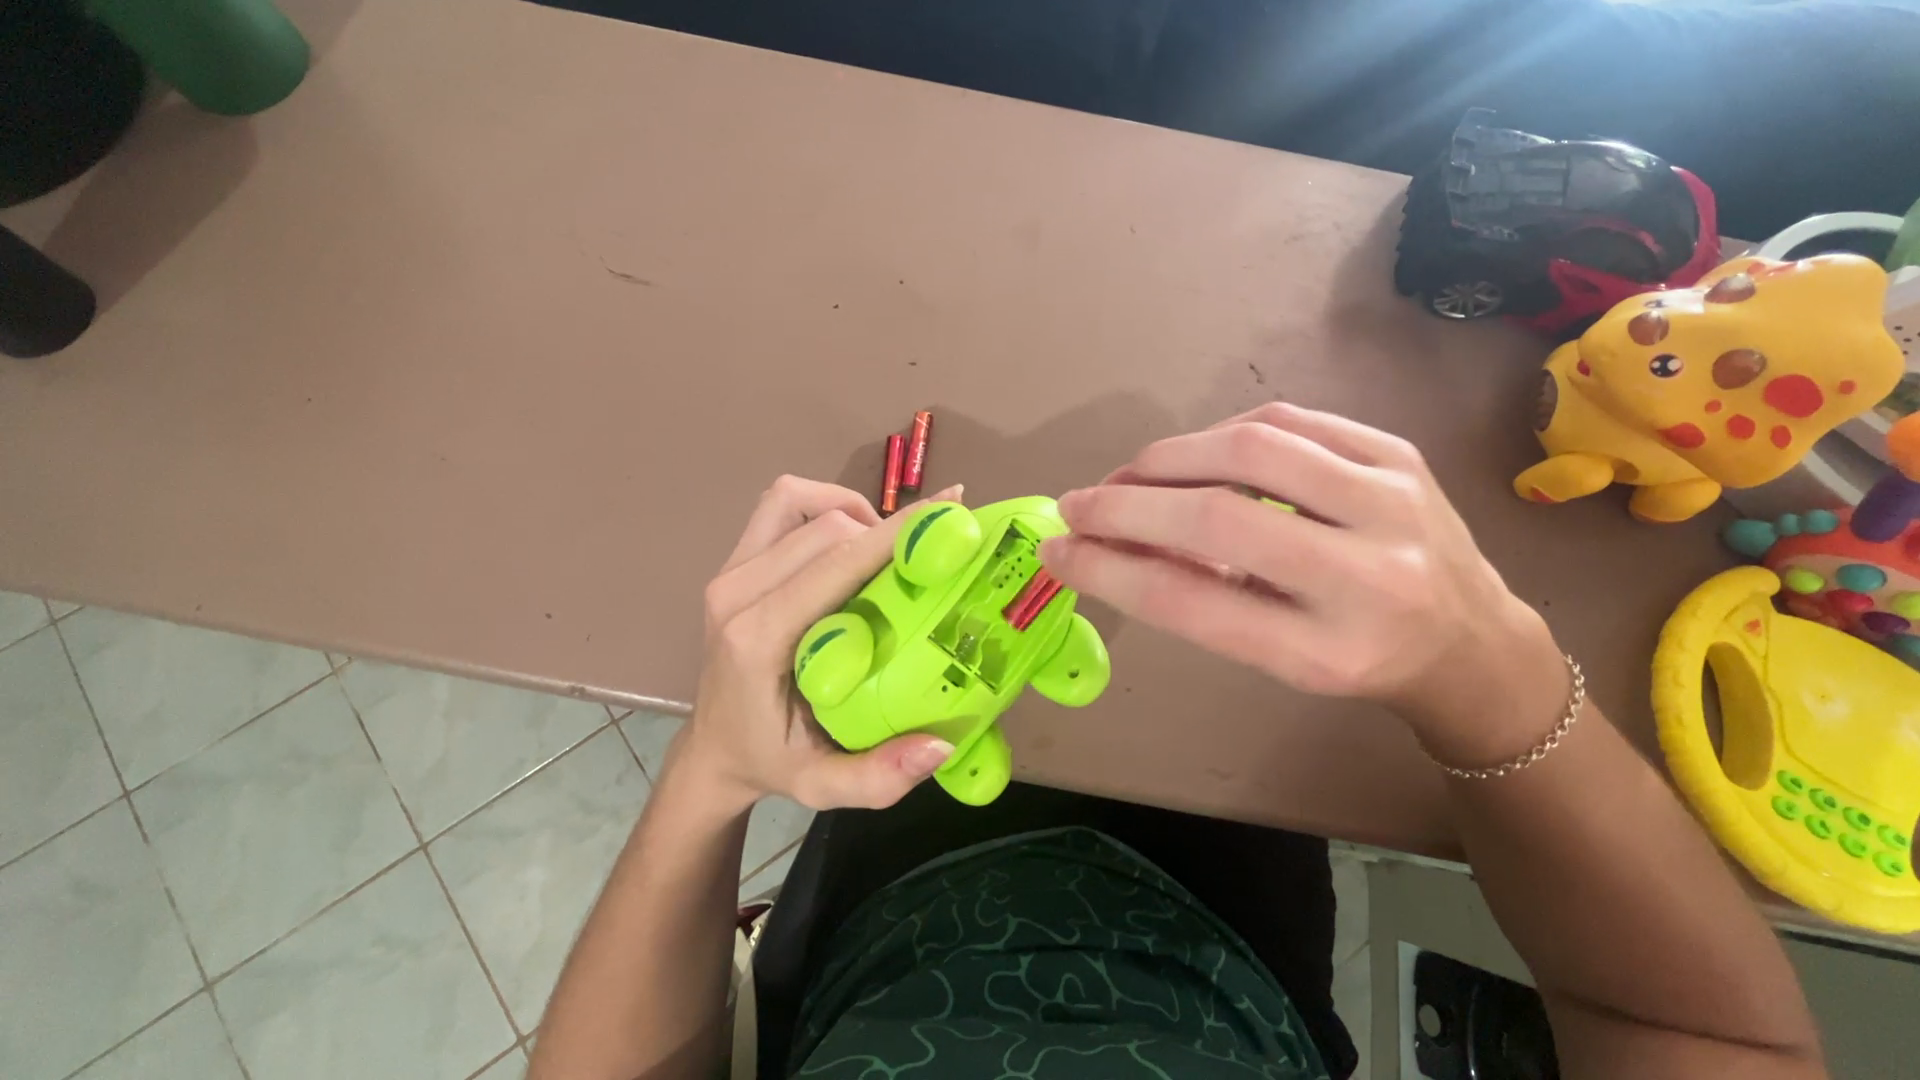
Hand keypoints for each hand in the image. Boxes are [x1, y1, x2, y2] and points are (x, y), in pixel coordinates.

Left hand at [668, 476, 958, 812]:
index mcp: (758, 638)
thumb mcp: (820, 786)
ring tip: (885, 548)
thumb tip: (942, 744)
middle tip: (925, 559)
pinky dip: (822, 508)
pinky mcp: (732, 562)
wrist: (714, 748)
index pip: (834, 562)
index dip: (895, 533)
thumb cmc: (770, 760)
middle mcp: (736, 593)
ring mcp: (728, 572)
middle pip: (824, 526)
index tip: (950, 512)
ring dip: (851, 511)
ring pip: (798, 501)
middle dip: (884, 530)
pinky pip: (780, 505)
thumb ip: (877, 777)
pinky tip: (850, 542)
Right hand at [1040, 403, 1567, 761]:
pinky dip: (1222, 434)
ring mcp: (1394, 501)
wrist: (1469, 641)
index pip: (1192, 602)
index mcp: (1329, 652)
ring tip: (1132, 479)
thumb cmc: (1355, 659)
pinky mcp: (1400, 454)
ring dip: (1169, 458)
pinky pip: (1288, 421)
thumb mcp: (1275, 655)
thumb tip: (1105, 545)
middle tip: (1079, 504)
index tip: (1057, 549)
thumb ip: (1196, 599)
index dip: (1108, 569)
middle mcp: (1371, 576)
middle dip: (1127, 505)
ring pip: (1252, 449)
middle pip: (1220, 517)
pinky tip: (1197, 457)